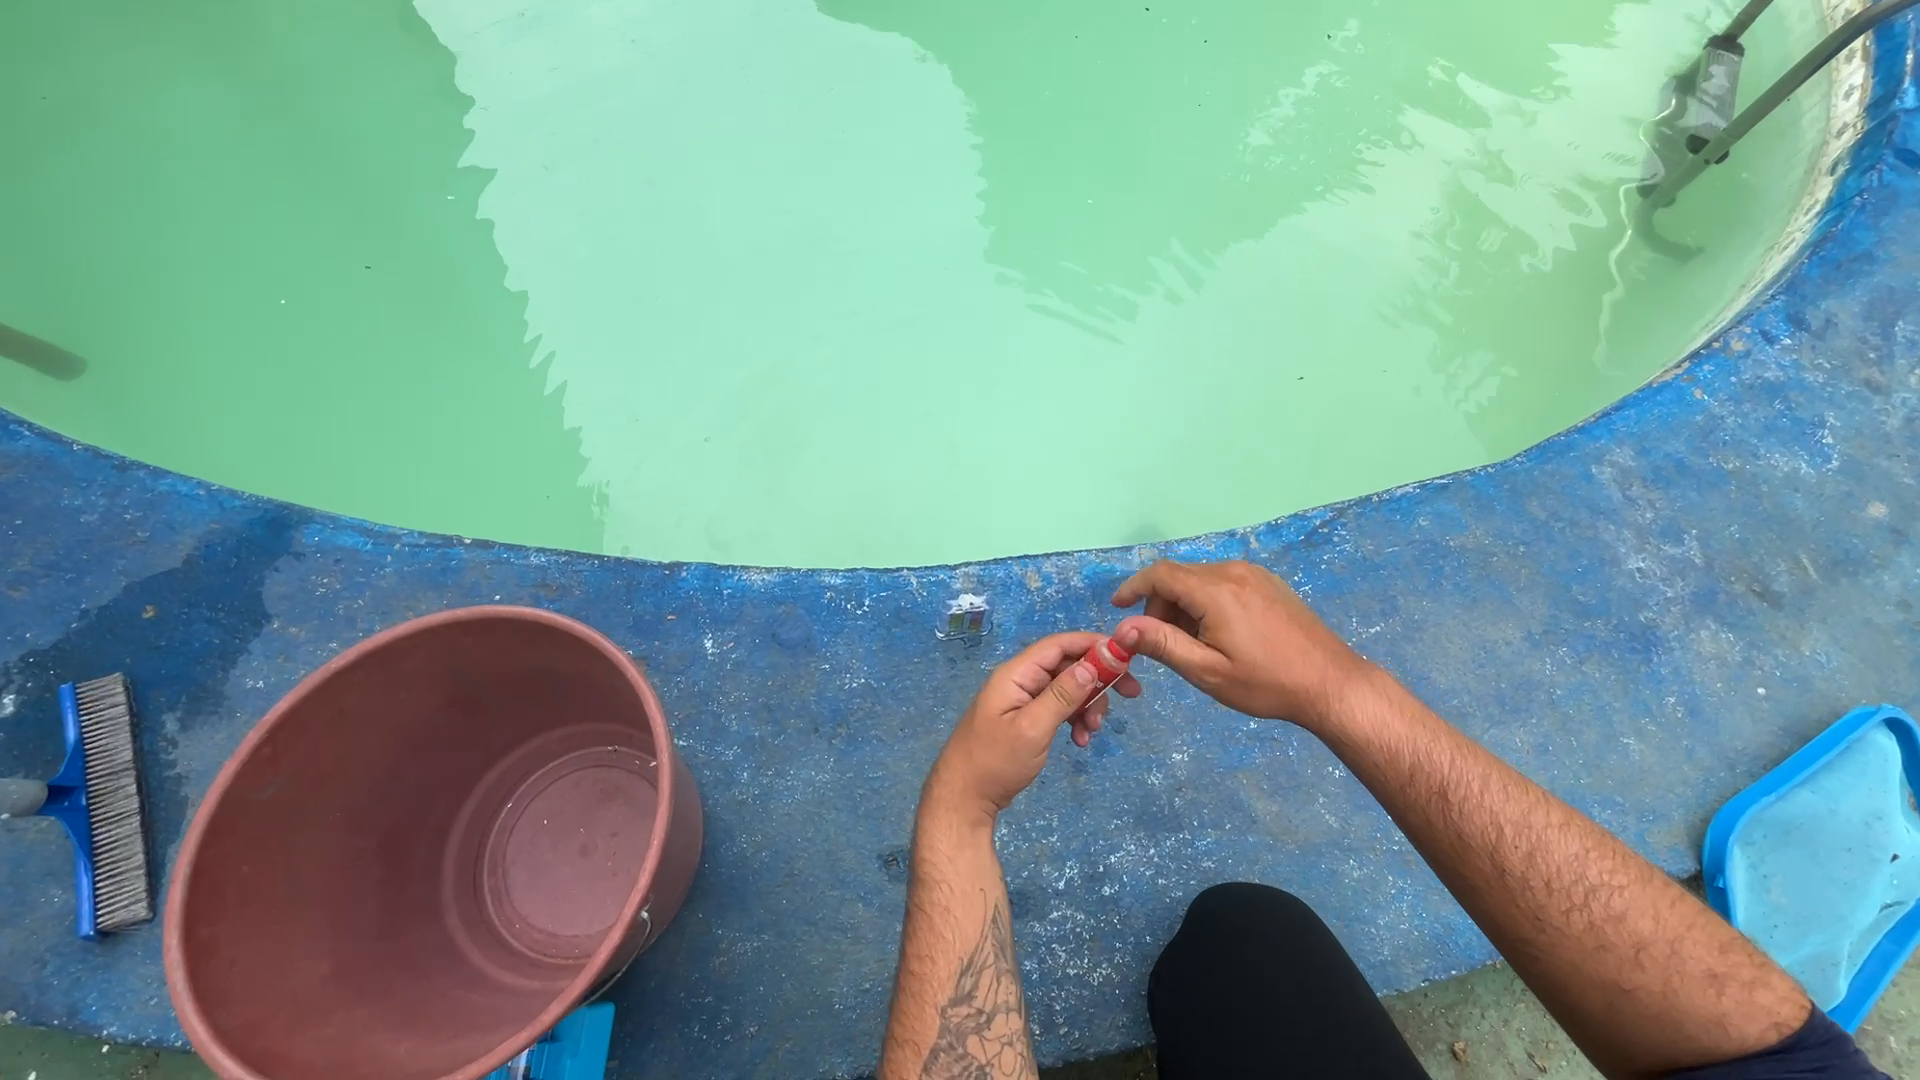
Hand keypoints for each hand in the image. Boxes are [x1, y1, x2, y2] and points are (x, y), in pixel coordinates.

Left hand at [925, 632, 1142, 821]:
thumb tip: (1093, 663)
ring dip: (1088, 705)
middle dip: (1098, 679)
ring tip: (1093, 732)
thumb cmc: (995, 762)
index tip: (1127, 657)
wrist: (964, 798)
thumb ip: (1062, 695)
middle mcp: (1020, 681)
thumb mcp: (1033, 728)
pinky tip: (1081, 741)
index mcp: (1016, 674)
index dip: (1094, 645)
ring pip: (1067, 689)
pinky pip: (1059, 709)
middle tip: (1130, 694)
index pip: (1059, 645)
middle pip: (1067, 666)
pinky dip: (1075, 720)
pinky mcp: (1027, 719)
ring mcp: (1023, 700)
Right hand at [1111, 559, 1372, 730]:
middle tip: (1161, 643)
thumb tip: (1121, 628)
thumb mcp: (1207, 671)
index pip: (1160, 574)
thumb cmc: (1266, 683)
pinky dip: (1206, 602)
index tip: (1116, 607)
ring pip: (1200, 580)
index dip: (1133, 588)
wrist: (1331, 684)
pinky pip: (1222, 582)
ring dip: (1183, 605)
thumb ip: (1162, 644)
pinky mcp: (1268, 583)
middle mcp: (1233, 571)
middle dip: (1160, 606)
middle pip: (1179, 577)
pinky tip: (1219, 634)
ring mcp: (1254, 574)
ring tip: (1193, 644)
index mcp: (1216, 591)